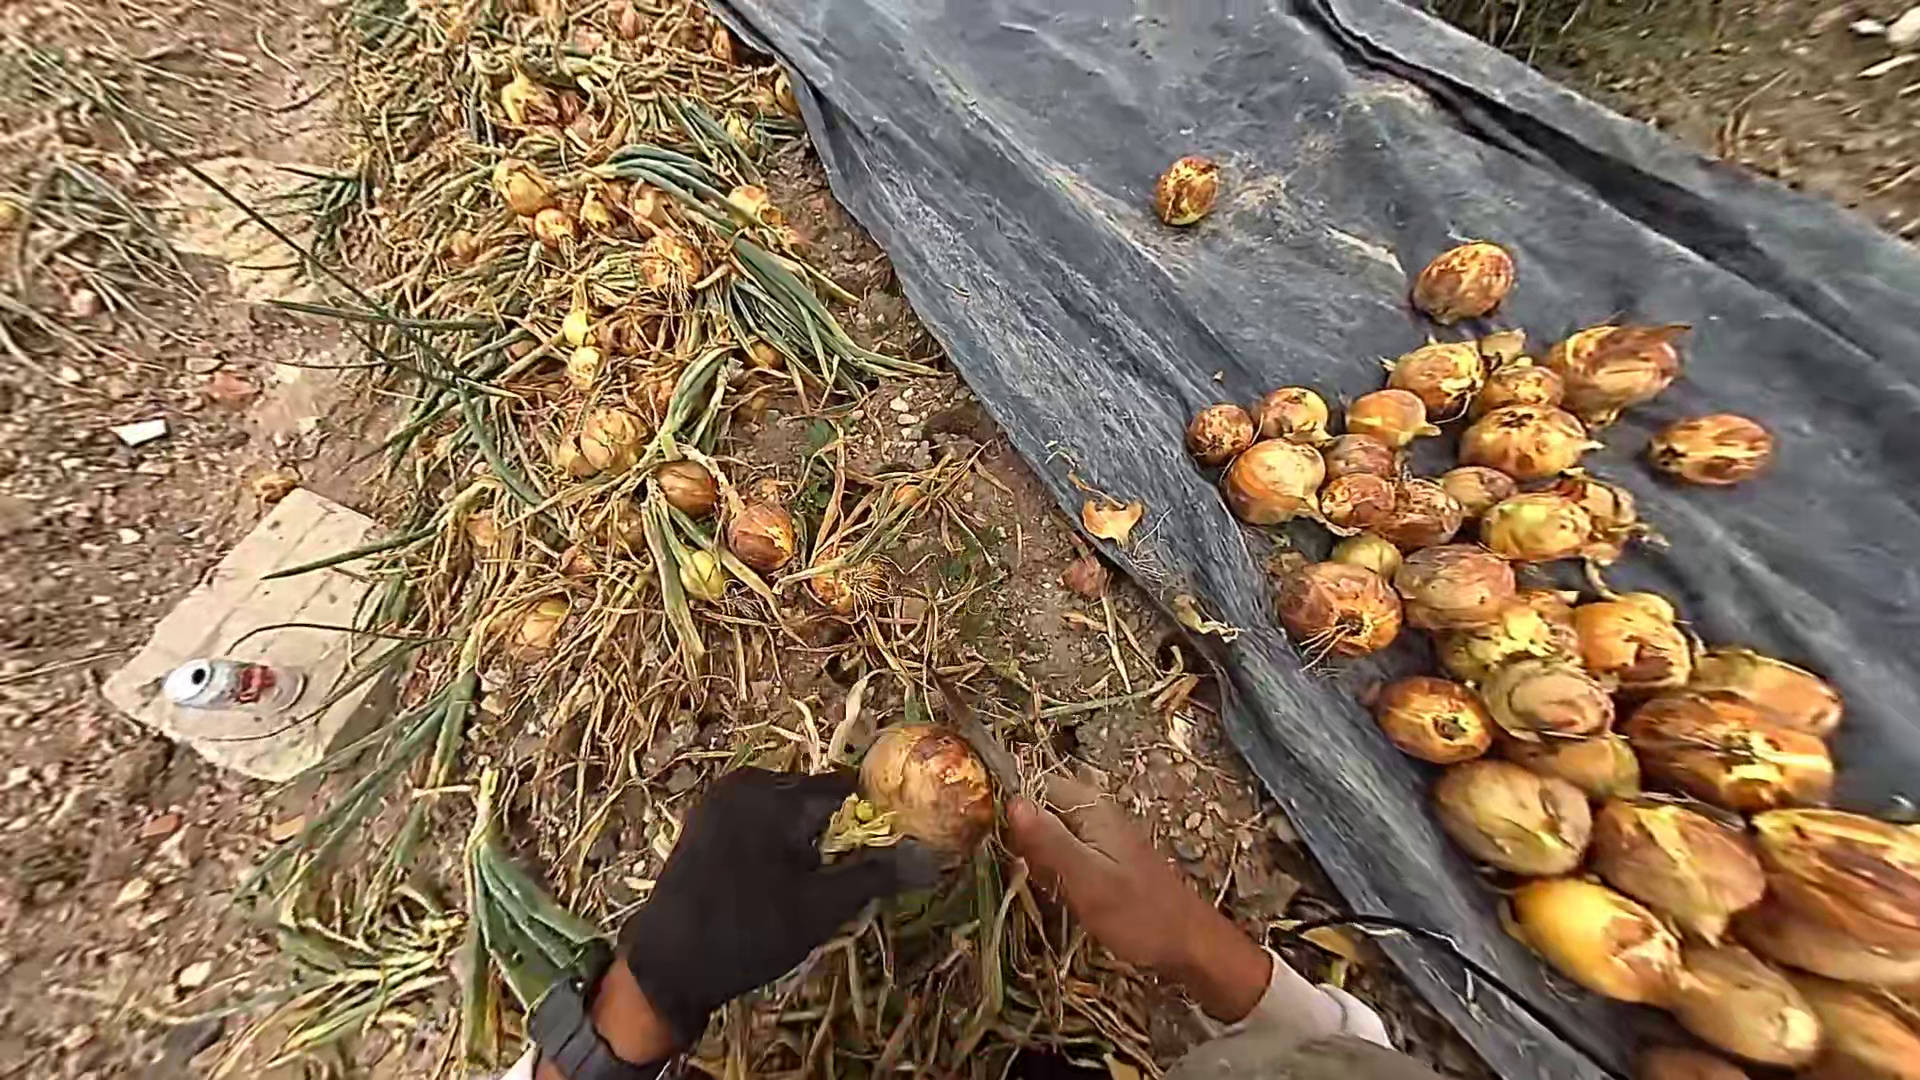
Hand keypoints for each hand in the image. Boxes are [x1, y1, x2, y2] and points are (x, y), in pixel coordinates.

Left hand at [617, 768, 931, 1046]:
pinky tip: (764, 868)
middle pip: (813, 792)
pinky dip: (771, 828)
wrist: (663, 968)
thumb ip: (876, 873)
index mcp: (778, 795)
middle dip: (827, 825)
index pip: (843, 789)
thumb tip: (931, 858)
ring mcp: (722, 793)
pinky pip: (757, 807)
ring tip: (792, 874)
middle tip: (825, 870)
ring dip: (798, 827)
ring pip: (785, 799)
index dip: (862, 817)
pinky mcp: (706, 810)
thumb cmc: (748, 934)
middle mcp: (749, 781)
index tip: (867, 847)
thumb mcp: (819, 907)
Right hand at [1007, 774, 1272, 1021]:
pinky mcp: (1099, 848)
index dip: (1011, 812)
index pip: (1028, 784)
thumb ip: (1048, 840)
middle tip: (1041, 876)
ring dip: (1040, 858)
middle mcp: (1089, 804)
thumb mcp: (1087, 879)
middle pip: (1035, 807)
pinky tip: (1065, 892)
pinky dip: (1055, 868)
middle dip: (1027, 841)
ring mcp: (1095, 826)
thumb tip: (1010, 801)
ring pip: (1045, 830)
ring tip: (1055, 888)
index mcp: (1086, 801)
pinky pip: (1061, 847)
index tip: (1011, 847)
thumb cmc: (1138, 913)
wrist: (1190, 944)